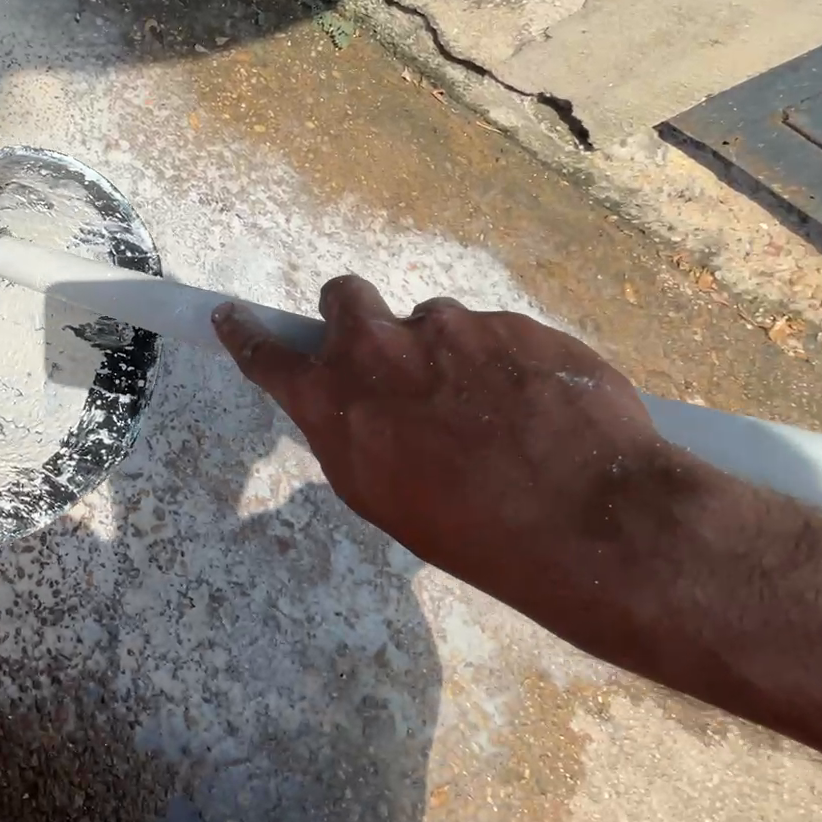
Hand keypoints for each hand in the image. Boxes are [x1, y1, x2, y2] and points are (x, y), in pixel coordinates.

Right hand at [211, 275, 671, 603]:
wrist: (591, 522)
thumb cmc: (461, 526)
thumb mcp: (371, 490)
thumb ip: (342, 430)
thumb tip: (349, 406)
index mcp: (330, 394)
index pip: (265, 352)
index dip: (243, 332)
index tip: (230, 315)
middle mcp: (377, 347)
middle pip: (343, 294)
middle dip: (354, 315)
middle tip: (389, 356)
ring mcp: (450, 327)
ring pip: (432, 323)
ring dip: (443, 353)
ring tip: (490, 409)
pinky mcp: (518, 323)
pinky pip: (496, 335)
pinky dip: (503, 364)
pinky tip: (536, 410)